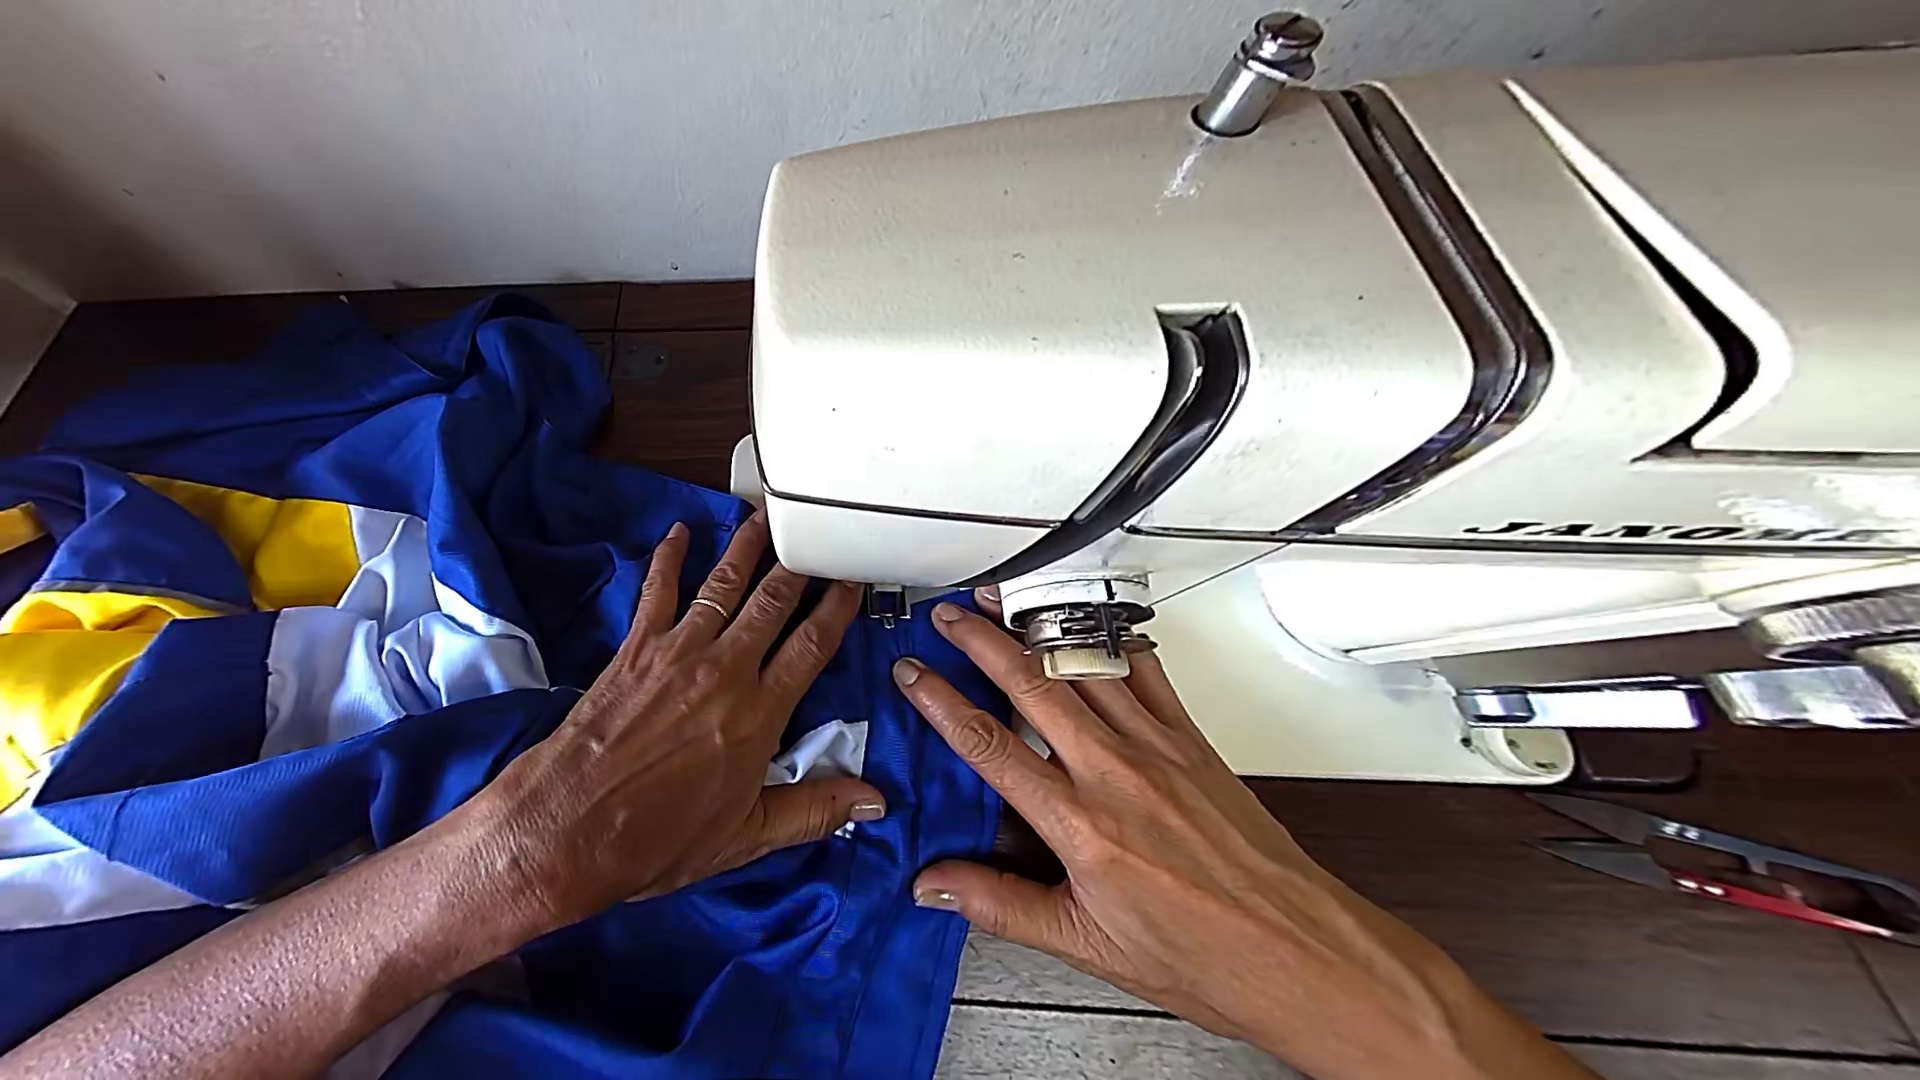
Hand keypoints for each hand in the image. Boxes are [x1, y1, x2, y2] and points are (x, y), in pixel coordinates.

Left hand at [465, 513, 881, 928]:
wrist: (562, 834)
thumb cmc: (659, 837)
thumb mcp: (749, 834)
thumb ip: (816, 809)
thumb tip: (876, 802)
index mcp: (760, 712)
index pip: (814, 644)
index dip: (839, 607)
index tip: (853, 581)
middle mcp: (725, 670)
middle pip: (774, 601)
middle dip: (800, 565)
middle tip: (816, 535)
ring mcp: (679, 653)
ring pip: (724, 585)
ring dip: (748, 548)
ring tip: (765, 518)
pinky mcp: (637, 649)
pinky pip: (658, 592)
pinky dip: (669, 559)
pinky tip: (679, 534)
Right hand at [893, 597, 1597, 1079]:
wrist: (1302, 950)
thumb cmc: (1205, 955)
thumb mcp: (1087, 943)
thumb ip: (1003, 904)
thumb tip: (939, 886)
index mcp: (1081, 824)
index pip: (990, 746)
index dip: (941, 704)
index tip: (915, 675)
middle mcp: (1114, 771)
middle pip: (1031, 685)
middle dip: (981, 641)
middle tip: (951, 615)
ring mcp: (1156, 745)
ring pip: (1083, 666)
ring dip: (1038, 628)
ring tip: (1006, 602)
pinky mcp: (1190, 737)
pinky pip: (1147, 671)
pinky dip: (1113, 642)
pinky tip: (1092, 627)